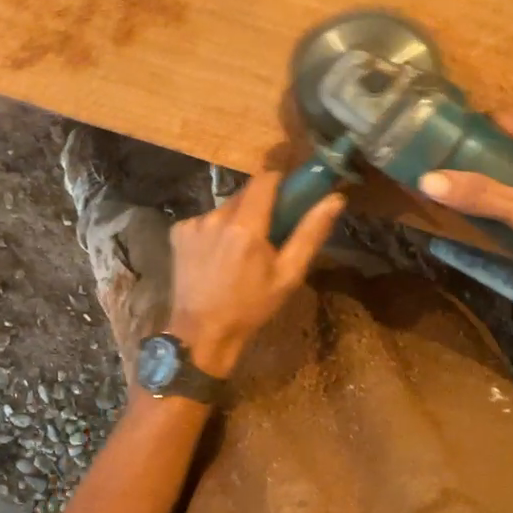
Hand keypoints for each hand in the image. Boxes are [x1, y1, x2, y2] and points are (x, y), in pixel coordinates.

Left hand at [166, 173, 343, 376]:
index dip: (278, 180)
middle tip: (269, 232)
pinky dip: (214, 231)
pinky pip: (205, 220)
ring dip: (236, 220)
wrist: (202, 332)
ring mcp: (193, 224)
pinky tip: (216, 256)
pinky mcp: (178, 232)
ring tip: (239, 251)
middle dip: (259, 206)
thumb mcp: (288, 275)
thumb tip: (334, 199)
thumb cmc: (251, 307)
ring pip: (224, 208)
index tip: (290, 192)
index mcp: (245, 227)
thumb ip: (310, 233)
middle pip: (244, 194)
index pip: (263, 180)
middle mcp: (216, 217)